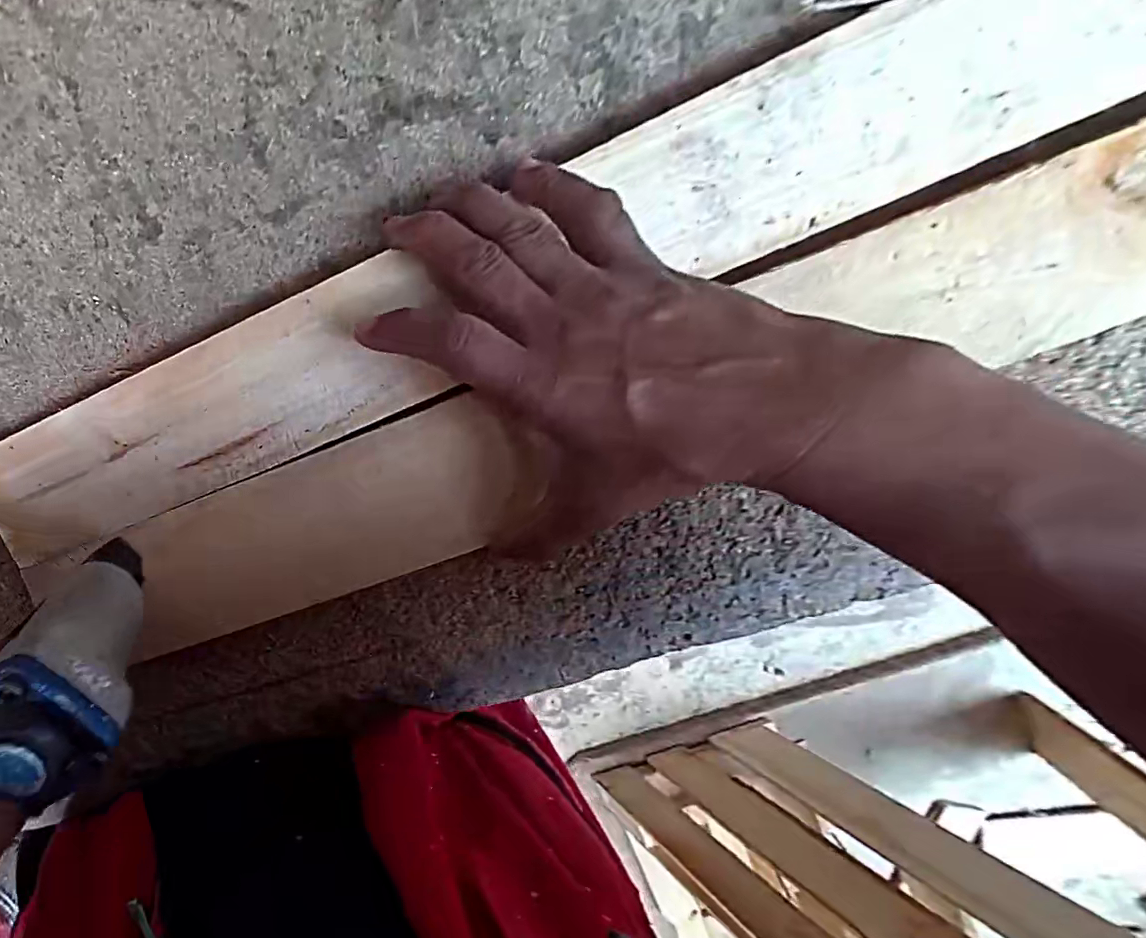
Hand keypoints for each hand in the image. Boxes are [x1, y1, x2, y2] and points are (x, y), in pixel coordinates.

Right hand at [354, 160, 920, 553]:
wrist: (774, 404)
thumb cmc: (675, 456)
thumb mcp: (597, 505)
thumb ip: (541, 531)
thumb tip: (501, 558)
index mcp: (536, 381)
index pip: (452, 341)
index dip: (404, 329)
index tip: (371, 327)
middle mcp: (556, 324)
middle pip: (478, 265)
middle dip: (428, 239)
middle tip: (393, 227)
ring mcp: (598, 286)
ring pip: (523, 231)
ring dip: (477, 205)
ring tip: (443, 193)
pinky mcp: (639, 264)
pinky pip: (591, 213)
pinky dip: (555, 188)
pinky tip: (527, 171)